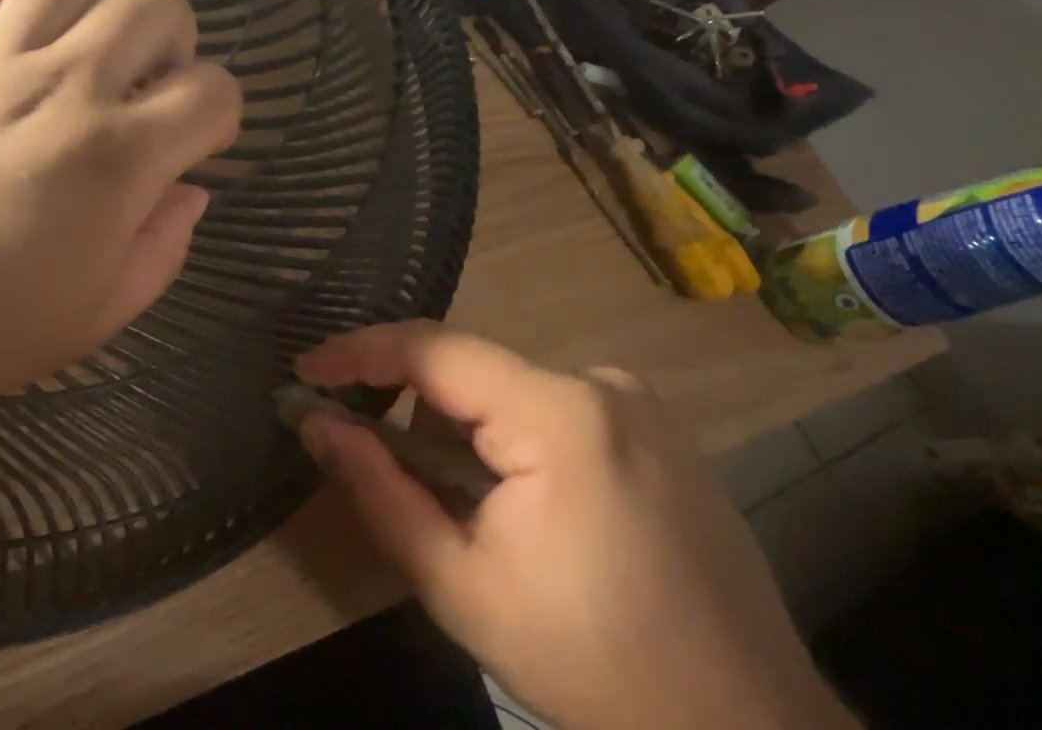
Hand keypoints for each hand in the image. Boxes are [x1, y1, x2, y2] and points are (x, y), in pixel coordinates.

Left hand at [0, 0, 240, 425]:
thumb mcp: (92, 319)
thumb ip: (159, 250)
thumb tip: (188, 191)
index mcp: (115, 158)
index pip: (213, 91)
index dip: (221, 114)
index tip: (195, 143)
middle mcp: (60, 87)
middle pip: (154, 2)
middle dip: (175, 37)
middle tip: (149, 84)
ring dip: (96, 3)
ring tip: (81, 49)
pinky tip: (2, 38)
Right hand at [296, 323, 857, 729]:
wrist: (740, 727)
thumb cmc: (585, 657)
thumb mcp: (456, 581)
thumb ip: (377, 489)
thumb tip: (314, 421)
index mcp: (559, 415)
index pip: (432, 350)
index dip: (355, 352)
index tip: (301, 372)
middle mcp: (605, 386)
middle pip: (470, 368)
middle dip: (404, 401)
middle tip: (357, 445)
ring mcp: (640, 406)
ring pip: (507, 389)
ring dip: (455, 426)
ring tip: (438, 493)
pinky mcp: (658, 432)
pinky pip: (551, 408)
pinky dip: (503, 436)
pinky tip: (501, 499)